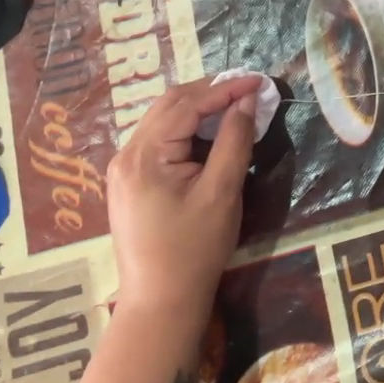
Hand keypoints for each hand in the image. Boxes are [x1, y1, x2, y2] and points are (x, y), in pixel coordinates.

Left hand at [107, 73, 265, 314]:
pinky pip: (159, 138)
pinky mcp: (130, 181)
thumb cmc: (194, 248)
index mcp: (145, 155)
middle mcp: (127, 154)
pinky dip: (187, 126)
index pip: (188, 105)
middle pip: (170, 104)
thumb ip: (234, 140)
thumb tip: (247, 101)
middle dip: (210, 91)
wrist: (161, 302)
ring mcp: (124, 168)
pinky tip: (210, 130)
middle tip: (248, 87)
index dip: (226, 88)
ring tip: (234, 103)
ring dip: (199, 106)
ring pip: (163, 118)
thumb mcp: (222, 191)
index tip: (259, 81)